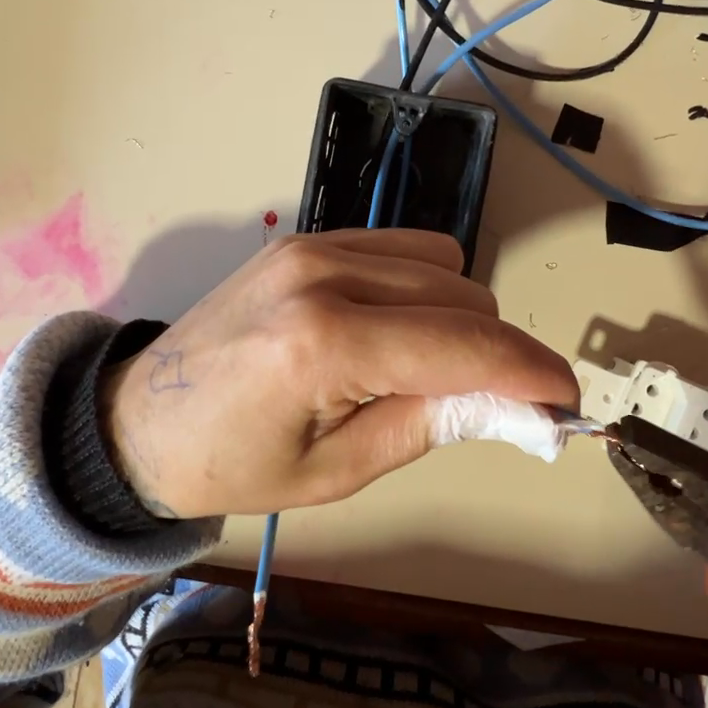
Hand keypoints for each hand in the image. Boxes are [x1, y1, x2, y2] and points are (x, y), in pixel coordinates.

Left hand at [100, 229, 576, 518]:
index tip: (567, 401)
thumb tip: (519, 406)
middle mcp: (323, 272)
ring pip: (442, 263)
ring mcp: (312, 244)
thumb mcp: (339, 470)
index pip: (464, 343)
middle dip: (493, 352)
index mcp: (326, 342)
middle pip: (464, 295)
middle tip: (484, 404)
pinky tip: (393, 328)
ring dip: (459, 316)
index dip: (530, 371)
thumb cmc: (234, 464)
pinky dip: (423, 287)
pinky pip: (401, 248)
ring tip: (422, 368)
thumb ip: (434, 425)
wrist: (140, 420)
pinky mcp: (305, 237)